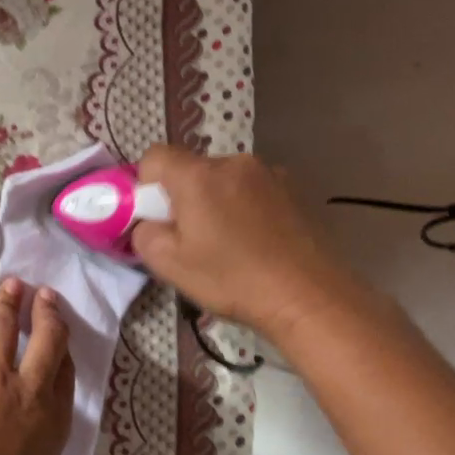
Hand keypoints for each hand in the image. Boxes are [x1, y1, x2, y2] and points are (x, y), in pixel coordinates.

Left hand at [0, 278, 75, 454]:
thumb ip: (44, 425)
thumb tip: (37, 399)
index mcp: (55, 418)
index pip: (66, 369)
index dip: (61, 345)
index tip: (57, 330)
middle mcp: (30, 389)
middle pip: (46, 337)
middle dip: (47, 311)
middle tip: (45, 294)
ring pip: (4, 327)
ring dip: (9, 302)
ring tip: (12, 284)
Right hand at [132, 144, 363, 340]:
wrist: (311, 298)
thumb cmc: (232, 279)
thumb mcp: (167, 263)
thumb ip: (143, 231)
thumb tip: (150, 222)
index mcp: (198, 176)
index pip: (154, 156)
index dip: (146, 184)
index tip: (157, 218)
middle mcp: (234, 163)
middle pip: (191, 168)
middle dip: (182, 195)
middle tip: (190, 237)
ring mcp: (270, 174)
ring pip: (223, 180)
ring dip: (215, 201)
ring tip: (227, 242)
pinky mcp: (295, 190)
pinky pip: (251, 190)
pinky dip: (244, 207)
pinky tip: (255, 241)